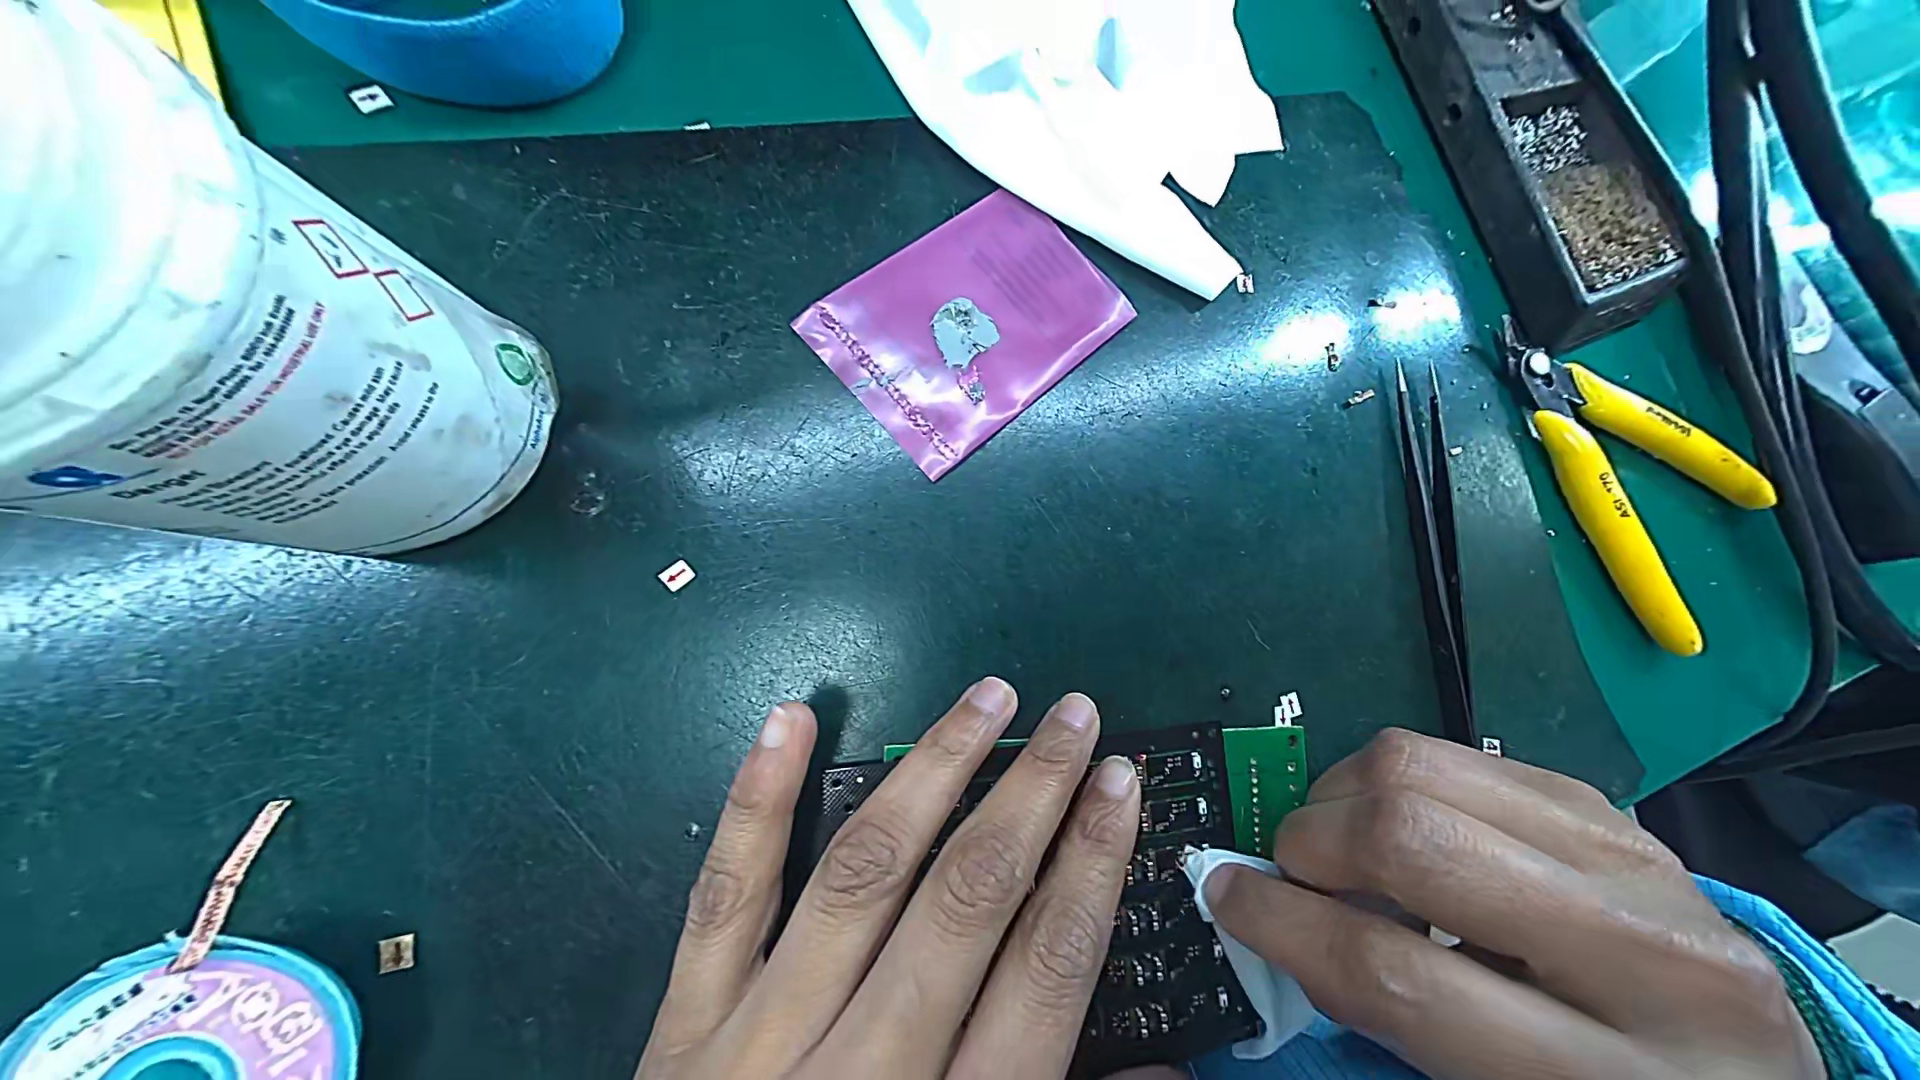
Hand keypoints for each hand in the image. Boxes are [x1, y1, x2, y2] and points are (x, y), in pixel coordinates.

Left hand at [637, 678, 1142, 1079]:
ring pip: (864, 869)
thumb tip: (1166, 1076)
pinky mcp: (684, 1018)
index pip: (1045, 967)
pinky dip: (758, 798)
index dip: (1092, 862)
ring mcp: (757, 1036)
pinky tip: (791, 717)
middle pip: (965, 898)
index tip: (1120, 782)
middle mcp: (860, 1069)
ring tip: (984, 699)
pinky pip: (726, 890)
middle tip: (1071, 716)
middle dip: (1031, 795)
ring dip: (932, 768)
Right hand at [1205, 729, 1823, 1079]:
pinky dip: (1382, 777)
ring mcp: (1628, 852)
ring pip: (1416, 765)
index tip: (1227, 898)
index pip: (1395, 971)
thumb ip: (1369, 1009)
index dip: (1281, 926)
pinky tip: (1390, 823)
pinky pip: (1445, 749)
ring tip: (1336, 842)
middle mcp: (1644, 952)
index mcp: (1614, 1076)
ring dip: (1337, 796)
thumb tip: (1257, 909)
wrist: (1736, 1075)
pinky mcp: (1598, 801)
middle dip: (1309, 845)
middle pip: (1409, 839)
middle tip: (1290, 873)